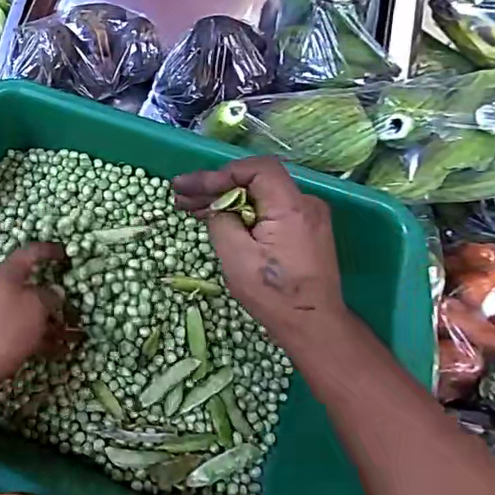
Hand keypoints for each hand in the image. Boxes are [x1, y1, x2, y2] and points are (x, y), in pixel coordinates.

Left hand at [0, 242, 68, 389]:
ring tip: (76, 337)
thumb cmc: (5, 329)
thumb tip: (53, 293)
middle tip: (75, 307)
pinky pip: (22, 330)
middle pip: (30, 287)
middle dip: (55, 299)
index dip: (48, 251)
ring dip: (52, 323)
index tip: (65, 253)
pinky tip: (60, 352)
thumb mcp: (36, 307)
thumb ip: (49, 296)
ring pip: (28, 312)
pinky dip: (41, 337)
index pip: (29, 253)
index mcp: (5, 274)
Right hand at [173, 156, 346, 346]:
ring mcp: (307, 218)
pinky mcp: (304, 232)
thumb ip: (222, 222)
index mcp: (291, 207)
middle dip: (216, 186)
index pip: (256, 169)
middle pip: (256, 181)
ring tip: (191, 208)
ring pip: (260, 196)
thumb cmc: (274, 294)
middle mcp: (305, 204)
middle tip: (181, 195)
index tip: (192, 187)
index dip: (220, 173)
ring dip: (226, 199)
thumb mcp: (236, 257)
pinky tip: (218, 220)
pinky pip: (268, 211)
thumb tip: (218, 210)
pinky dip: (242, 212)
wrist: (314, 325)